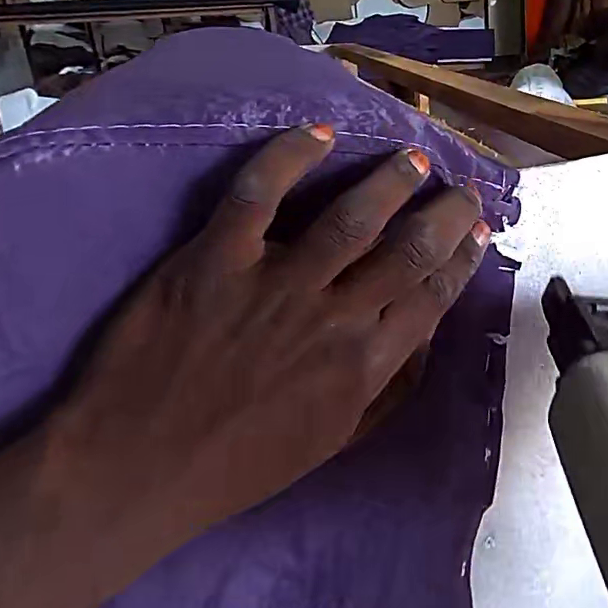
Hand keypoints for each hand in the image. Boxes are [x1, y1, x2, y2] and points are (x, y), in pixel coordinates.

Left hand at [39, 124, 491, 541]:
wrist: (129, 474)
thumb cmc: (238, 463)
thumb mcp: (333, 440)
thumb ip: (387, 386)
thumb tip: (424, 332)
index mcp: (363, 366)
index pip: (432, 296)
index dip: (462, 258)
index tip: (478, 231)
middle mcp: (333, 320)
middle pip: (408, 251)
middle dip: (446, 214)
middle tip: (463, 188)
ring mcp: (274, 287)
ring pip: (350, 218)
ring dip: (391, 181)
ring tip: (414, 159)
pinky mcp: (214, 262)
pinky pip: (257, 196)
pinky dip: (290, 157)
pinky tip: (321, 133)